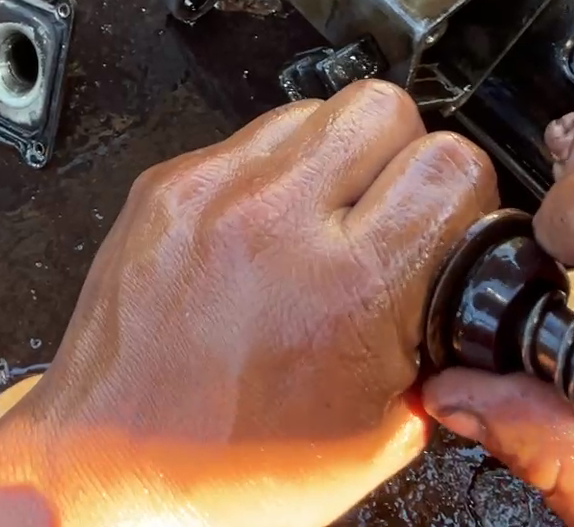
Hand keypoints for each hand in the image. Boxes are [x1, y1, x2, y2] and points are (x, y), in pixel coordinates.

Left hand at [0, 80, 496, 525]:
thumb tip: (461, 267)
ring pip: (317, 105)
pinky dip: (273, 165)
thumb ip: (438, 336)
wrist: (111, 465)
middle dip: (402, 148)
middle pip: (385, 104)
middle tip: (384, 201)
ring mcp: (213, 191)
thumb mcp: (377, 432)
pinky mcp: (169, 181)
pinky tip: (262, 220)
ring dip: (335, 151)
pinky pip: (251, 133)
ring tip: (318, 211)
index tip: (447, 211)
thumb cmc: (233, 469)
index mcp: (348, 290)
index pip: (450, 164)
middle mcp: (276, 221)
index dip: (462, 187)